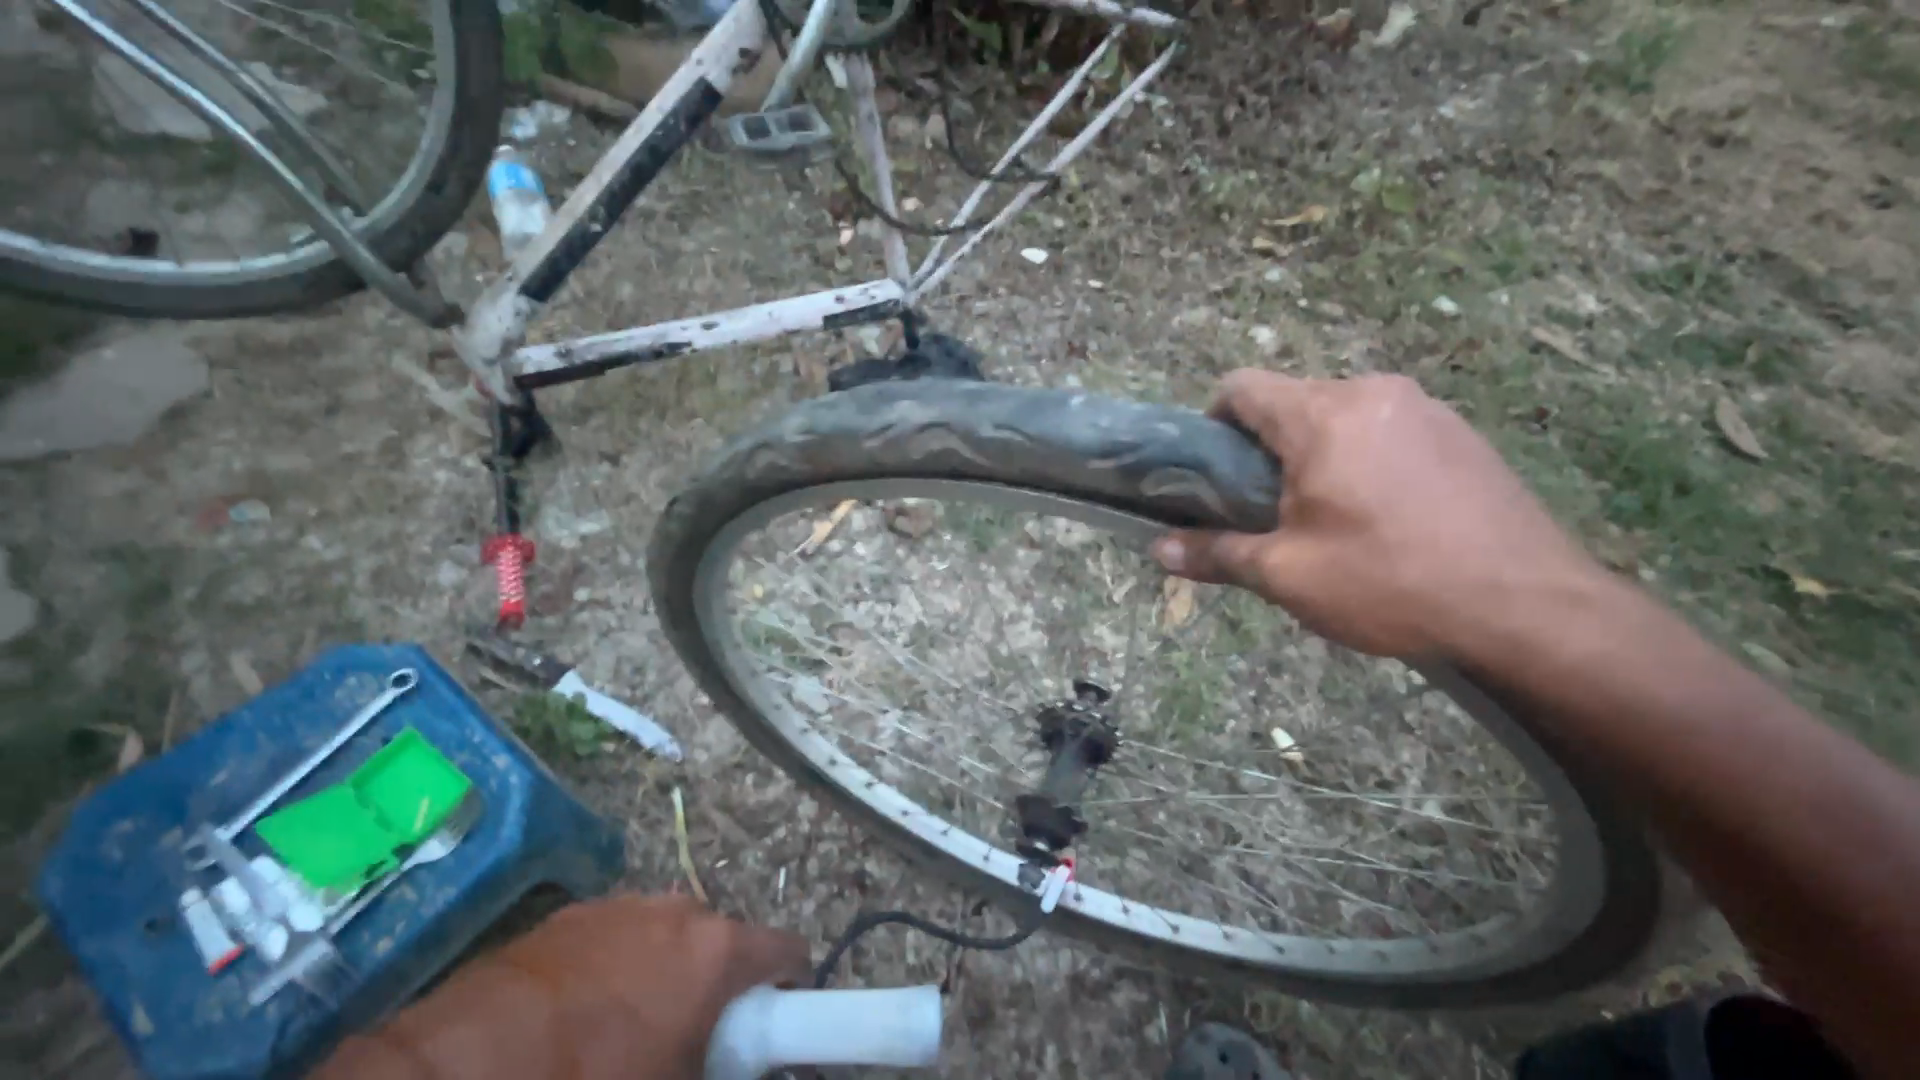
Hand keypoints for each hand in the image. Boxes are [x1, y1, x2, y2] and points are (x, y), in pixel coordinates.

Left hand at [315, 893, 810, 1079]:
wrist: (469, 1068)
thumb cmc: (594, 1078)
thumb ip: (725, 1067)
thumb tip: (745, 1065)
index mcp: (718, 949)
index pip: (789, 952)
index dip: (790, 992)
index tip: (773, 1030)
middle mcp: (679, 911)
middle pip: (725, 942)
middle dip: (720, 986)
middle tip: (695, 1042)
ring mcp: (622, 906)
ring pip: (667, 937)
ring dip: (665, 972)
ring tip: (628, 1029)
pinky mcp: (570, 914)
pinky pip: (617, 938)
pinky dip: (617, 967)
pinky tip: (580, 1015)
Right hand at [1153, 370, 1601, 657]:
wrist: (1530, 606)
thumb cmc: (1391, 583)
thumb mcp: (1289, 575)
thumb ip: (1217, 553)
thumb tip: (1158, 551)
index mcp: (1322, 415)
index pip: (1241, 386)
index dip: (1212, 423)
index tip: (1214, 475)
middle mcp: (1372, 393)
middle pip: (1292, 401)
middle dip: (1266, 448)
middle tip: (1269, 511)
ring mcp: (1426, 408)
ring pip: (1342, 416)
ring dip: (1317, 455)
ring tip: (1329, 520)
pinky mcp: (1462, 434)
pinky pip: (1387, 431)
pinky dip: (1365, 460)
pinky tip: (1384, 519)